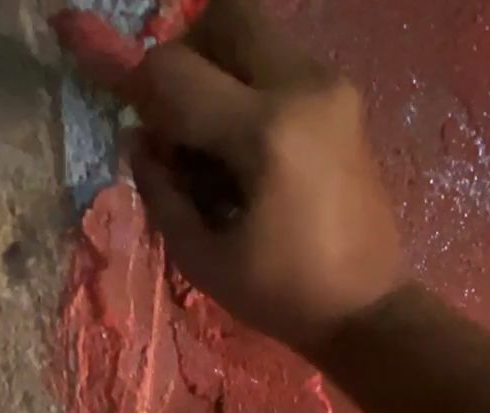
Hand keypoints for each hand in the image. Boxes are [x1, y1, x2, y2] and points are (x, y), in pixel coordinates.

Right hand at [72, 0, 405, 355]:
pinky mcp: (346, 101)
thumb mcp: (202, 258)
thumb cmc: (280, 295)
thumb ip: (162, 192)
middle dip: (187, 55)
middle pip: (226, 17)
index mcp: (265, 133)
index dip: (135, 84)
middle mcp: (304, 89)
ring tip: (215, 143)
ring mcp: (333, 89)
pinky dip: (251, 88)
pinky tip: (248, 150)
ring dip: (221, 71)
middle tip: (178, 116)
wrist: (365, 307)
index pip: (176, 71)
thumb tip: (139, 141)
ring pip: (257, 36)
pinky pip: (282, 64)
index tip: (124, 107)